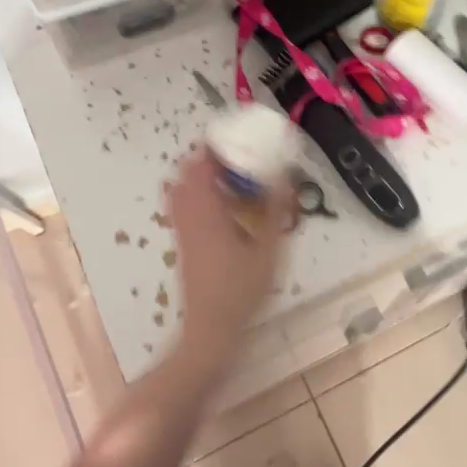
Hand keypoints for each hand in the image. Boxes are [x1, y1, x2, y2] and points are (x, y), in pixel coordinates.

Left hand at [165, 149, 292, 358]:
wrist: (210, 328)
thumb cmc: (241, 290)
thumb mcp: (269, 250)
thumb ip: (276, 210)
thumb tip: (285, 175)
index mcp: (207, 212)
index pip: (201, 166)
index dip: (215, 147)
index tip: (236, 138)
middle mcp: (188, 216)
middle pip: (186, 173)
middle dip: (208, 159)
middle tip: (236, 157)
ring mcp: (182, 231)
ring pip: (181, 190)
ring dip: (201, 177)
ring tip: (230, 178)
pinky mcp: (183, 244)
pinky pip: (182, 207)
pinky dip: (197, 195)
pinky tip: (223, 207)